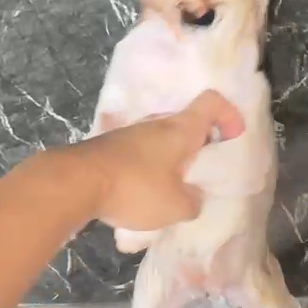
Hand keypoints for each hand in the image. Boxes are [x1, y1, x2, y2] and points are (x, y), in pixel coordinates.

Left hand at [51, 90, 244, 232]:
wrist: (75, 181)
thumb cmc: (135, 187)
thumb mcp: (176, 206)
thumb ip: (193, 201)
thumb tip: (193, 197)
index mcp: (181, 129)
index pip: (212, 102)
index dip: (229, 115)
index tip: (233, 138)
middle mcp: (158, 123)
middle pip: (187, 121)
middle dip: (200, 144)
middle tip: (202, 173)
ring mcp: (132, 133)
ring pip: (162, 138)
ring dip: (172, 158)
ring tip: (172, 189)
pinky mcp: (111, 146)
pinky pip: (141, 151)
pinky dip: (149, 167)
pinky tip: (142, 194)